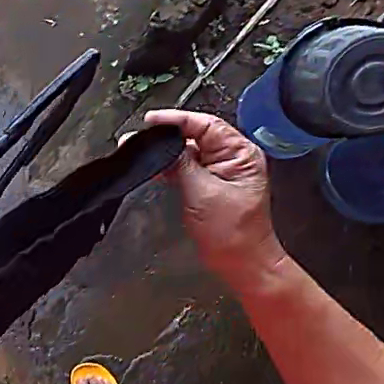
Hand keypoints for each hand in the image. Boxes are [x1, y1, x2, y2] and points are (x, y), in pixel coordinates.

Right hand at [143, 109, 287, 286]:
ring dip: (166, 152)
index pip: (205, 124)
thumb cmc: (234, 233)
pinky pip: (187, 168)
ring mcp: (221, 172)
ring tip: (142, 150)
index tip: (152, 120)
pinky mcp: (209, 185)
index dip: (176, 120)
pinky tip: (154, 168)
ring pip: (189, 151)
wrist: (242, 263)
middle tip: (140, 136)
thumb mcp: (202, 193)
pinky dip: (171, 167)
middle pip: (196, 135)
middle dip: (167, 135)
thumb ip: (181, 165)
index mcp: (240, 153)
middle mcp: (233, 158)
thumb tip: (162, 146)